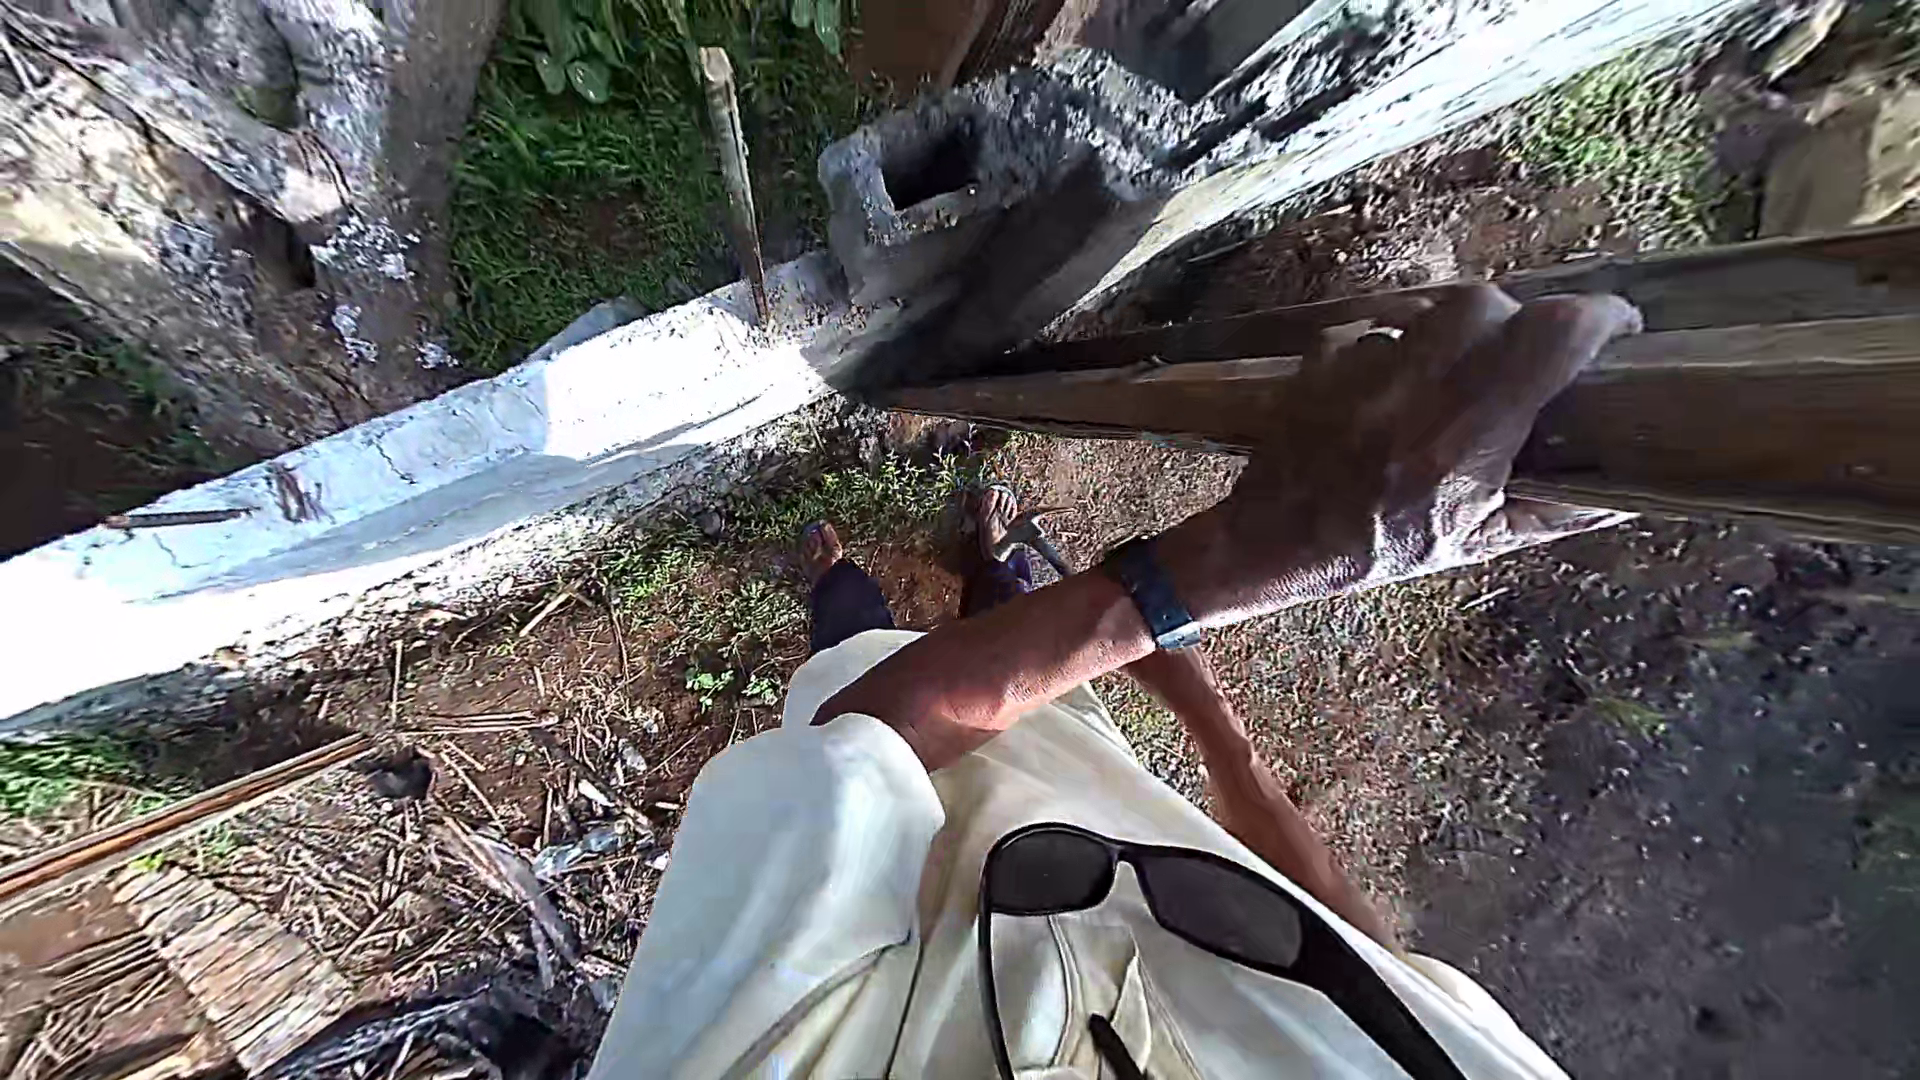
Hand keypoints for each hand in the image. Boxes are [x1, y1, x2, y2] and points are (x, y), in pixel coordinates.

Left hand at [1157, 285, 1641, 625]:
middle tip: (1512, 355)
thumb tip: (1634, 485)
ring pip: (1420, 312)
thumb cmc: (1371, 549)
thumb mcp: (1475, 543)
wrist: (1272, 541)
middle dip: (1514, 319)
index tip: (1609, 337)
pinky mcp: (1313, 370)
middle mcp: (1411, 391)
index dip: (1600, 320)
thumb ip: (1559, 512)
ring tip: (1445, 370)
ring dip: (1446, 332)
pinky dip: (1383, 346)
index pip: (1554, 333)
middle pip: (1485, 302)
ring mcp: (1353, 375)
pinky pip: (1361, 331)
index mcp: (1464, 433)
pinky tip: (1383, 380)